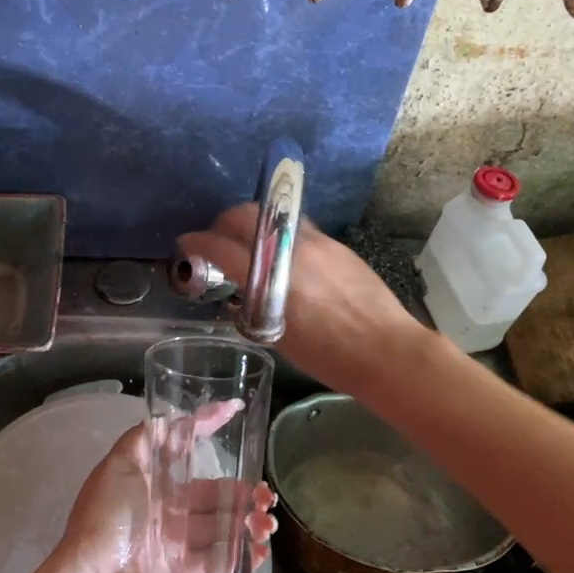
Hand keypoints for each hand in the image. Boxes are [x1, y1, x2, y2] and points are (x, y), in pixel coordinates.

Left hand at [45, 407, 275, 572]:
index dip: (207, 427)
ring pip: (221, 527)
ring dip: (248, 522)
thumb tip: (173, 416)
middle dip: (243, 491)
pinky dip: (242, 556)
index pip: (184, 448)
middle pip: (213, 494)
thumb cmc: (107, 518)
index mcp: (151, 481)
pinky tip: (260, 551)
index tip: (236, 410)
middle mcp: (165, 509)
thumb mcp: (118, 467)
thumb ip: (145, 439)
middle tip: (266, 495)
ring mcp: (175, 543)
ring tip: (266, 524)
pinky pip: (218, 562)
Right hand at [177, 204, 434, 394]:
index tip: (186, 245)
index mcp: (272, 277)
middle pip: (245, 216)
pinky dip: (280, 235)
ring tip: (249, 246)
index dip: (197, 243)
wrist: (387, 350)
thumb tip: (240, 293)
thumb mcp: (277, 337)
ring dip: (252, 224)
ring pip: (273, 216)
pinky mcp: (337, 245)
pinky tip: (283, 257)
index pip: (222, 247)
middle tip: (214, 240)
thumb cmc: (329, 356)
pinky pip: (299, 228)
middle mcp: (291, 249)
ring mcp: (317, 242)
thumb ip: (253, 307)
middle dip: (222, 223)